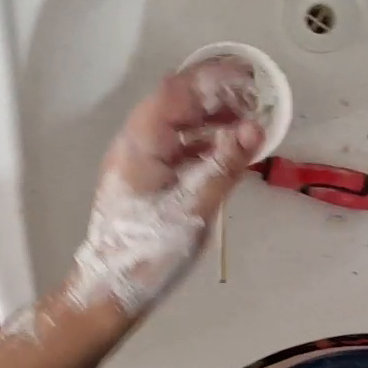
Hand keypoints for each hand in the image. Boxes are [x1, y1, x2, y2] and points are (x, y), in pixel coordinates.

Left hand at [65, 57, 264, 315]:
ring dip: (212, 119)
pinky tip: (229, 154)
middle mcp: (135, 143)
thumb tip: (254, 126)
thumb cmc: (149, 250)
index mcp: (141, 143)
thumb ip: (224, 164)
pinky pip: (176, 148)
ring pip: (177, 125)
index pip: (177, 91)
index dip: (213, 79)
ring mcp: (139, 161)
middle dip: (217, 96)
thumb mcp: (194, 208)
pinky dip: (204, 144)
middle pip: (177, 103)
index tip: (250, 80)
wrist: (111, 288)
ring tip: (249, 125)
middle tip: (256, 102)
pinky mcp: (145, 179)